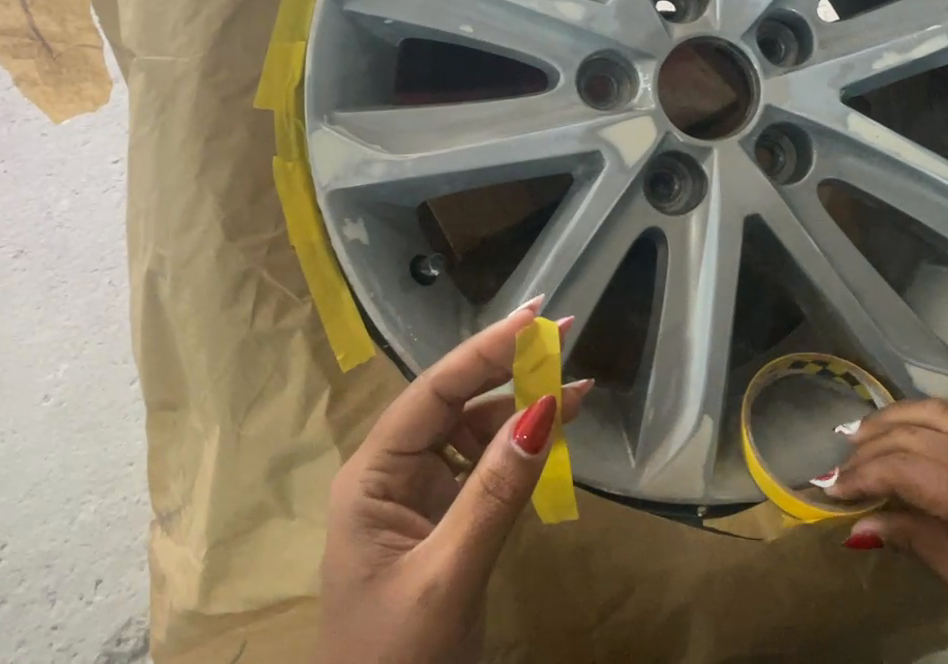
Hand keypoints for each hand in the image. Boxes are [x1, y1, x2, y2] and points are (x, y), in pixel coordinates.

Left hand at [317, 297, 589, 663]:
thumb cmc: (398, 658)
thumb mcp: (447, 575)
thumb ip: (494, 494)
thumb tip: (542, 410)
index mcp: (372, 474)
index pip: (433, 393)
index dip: (485, 351)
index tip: (535, 317)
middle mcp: (393, 472)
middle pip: (453, 402)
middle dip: (507, 367)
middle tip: (563, 333)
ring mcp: (420, 495)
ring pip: (473, 432)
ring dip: (522, 407)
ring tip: (575, 388)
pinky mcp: (445, 519)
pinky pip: (486, 468)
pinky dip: (521, 449)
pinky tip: (554, 431)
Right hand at [824, 398, 947, 663]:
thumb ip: (918, 545)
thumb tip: (857, 527)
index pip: (907, 469)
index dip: (861, 475)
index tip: (828, 490)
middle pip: (918, 436)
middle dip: (869, 449)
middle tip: (836, 470)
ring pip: (945, 414)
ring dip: (898, 419)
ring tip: (861, 433)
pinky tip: (932, 421)